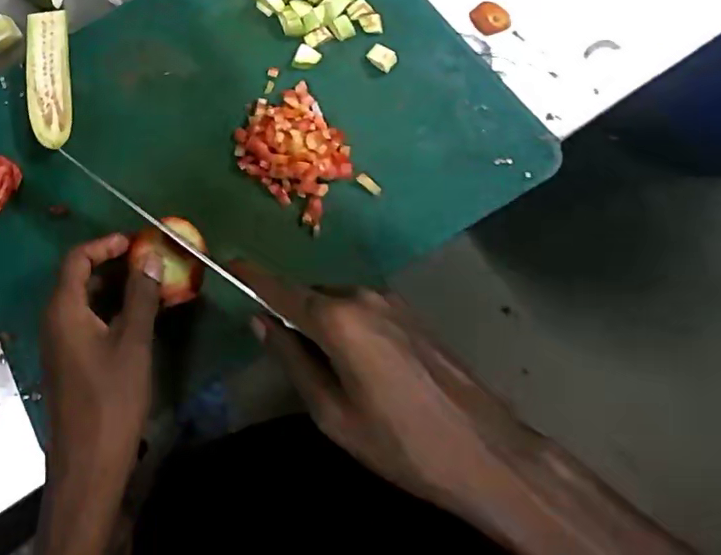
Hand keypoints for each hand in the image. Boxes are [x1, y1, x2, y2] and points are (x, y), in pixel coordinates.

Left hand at [36, 234, 161, 554]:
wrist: (87, 465)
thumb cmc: (110, 400)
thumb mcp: (132, 344)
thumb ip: (140, 298)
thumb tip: (149, 258)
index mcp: (63, 308)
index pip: (76, 258)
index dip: (104, 245)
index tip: (133, 241)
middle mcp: (53, 319)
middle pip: (77, 277)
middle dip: (110, 265)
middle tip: (146, 261)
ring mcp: (57, 341)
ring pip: (83, 301)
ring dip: (111, 289)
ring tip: (147, 285)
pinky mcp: (66, 361)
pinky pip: (84, 321)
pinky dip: (107, 311)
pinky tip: (134, 319)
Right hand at [231, 264, 506, 512]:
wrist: (493, 457)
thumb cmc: (403, 443)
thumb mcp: (332, 414)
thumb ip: (291, 360)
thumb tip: (260, 322)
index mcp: (335, 319)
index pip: (278, 288)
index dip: (250, 276)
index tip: (227, 263)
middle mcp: (359, 297)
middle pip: (308, 296)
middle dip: (292, 314)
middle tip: (291, 353)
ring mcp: (390, 302)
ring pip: (337, 302)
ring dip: (325, 323)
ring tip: (335, 370)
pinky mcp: (412, 314)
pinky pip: (363, 309)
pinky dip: (351, 325)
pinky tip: (368, 367)